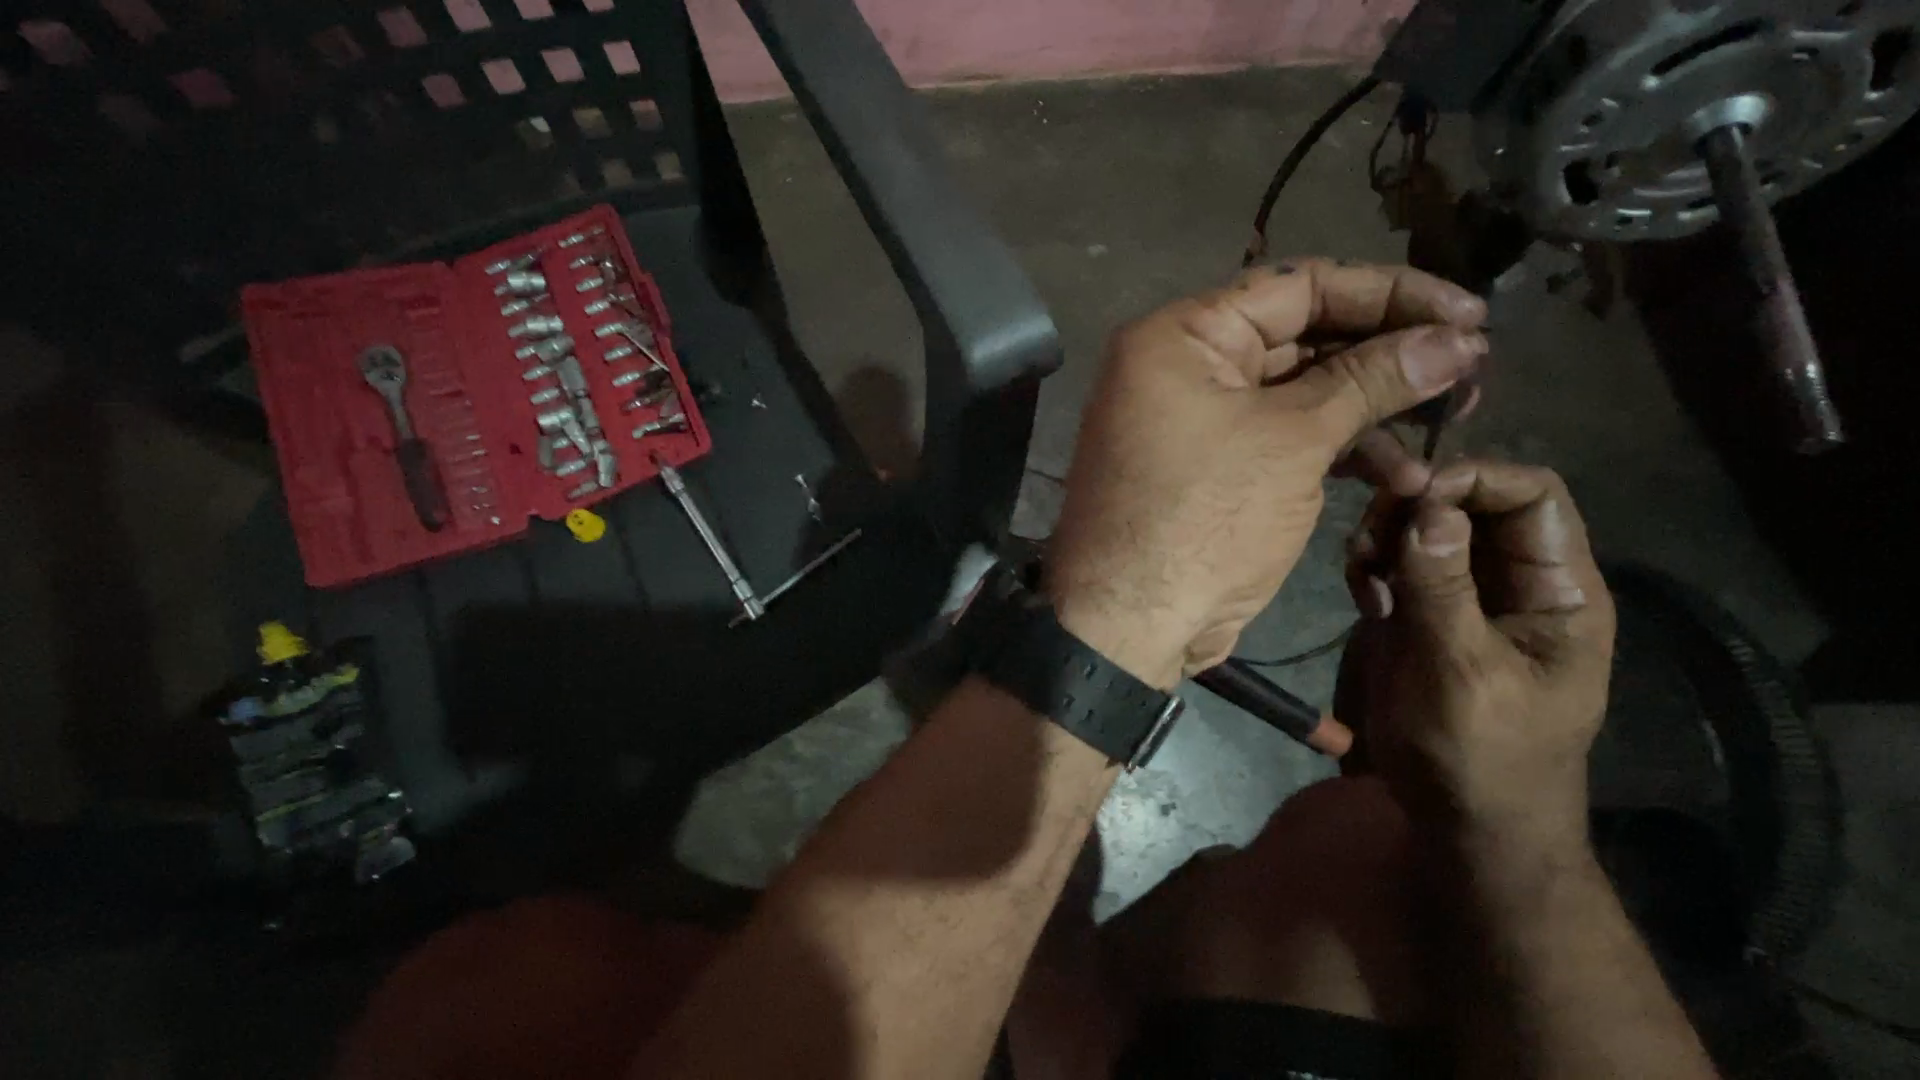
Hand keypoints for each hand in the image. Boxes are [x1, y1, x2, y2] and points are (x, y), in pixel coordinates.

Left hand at [1045, 260, 1486, 688]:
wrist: (1129, 624)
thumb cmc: (1203, 518)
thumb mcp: (1291, 441)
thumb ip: (1372, 380)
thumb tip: (1456, 340)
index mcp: (1182, 336)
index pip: (1299, 286)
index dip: (1390, 292)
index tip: (1470, 312)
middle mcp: (1183, 367)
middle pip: (1303, 337)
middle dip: (1389, 354)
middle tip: (1472, 369)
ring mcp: (1197, 422)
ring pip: (1300, 394)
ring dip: (1374, 410)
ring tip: (1454, 421)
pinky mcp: (1214, 470)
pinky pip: (1283, 440)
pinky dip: (1339, 451)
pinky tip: (1403, 475)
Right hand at [1337, 461, 1614, 847]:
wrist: (1465, 822)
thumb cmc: (1484, 757)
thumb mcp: (1464, 672)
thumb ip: (1443, 588)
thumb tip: (1428, 506)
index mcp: (1557, 588)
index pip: (1531, 495)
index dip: (1474, 479)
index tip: (1410, 494)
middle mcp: (1513, 580)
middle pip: (1468, 502)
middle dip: (1414, 507)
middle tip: (1370, 536)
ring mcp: (1465, 596)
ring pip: (1424, 528)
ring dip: (1385, 536)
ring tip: (1362, 576)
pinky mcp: (1423, 615)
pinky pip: (1396, 564)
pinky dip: (1372, 567)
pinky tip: (1362, 598)